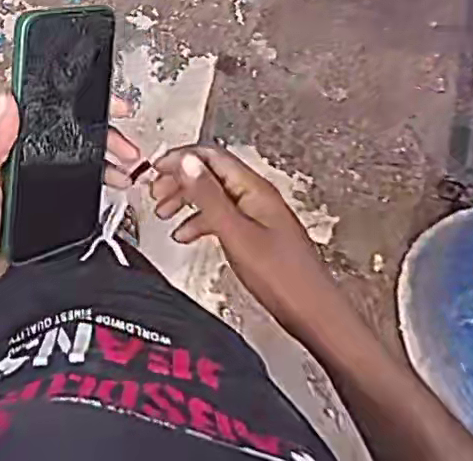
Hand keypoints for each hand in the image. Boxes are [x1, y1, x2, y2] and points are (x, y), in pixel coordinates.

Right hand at [150, 144, 338, 335]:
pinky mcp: (256, 234)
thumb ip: (209, 196)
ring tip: (164, 211)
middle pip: (210, 173)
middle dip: (179, 178)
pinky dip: (199, 221)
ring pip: (212, 194)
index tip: (156, 168)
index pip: (210, 156)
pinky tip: (186, 235)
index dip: (180, 158)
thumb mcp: (236, 233)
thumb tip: (187, 162)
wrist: (317, 317)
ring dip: (186, 199)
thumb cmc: (284, 279)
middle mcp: (256, 195)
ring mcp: (257, 214)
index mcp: (253, 188)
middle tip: (155, 190)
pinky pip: (221, 216)